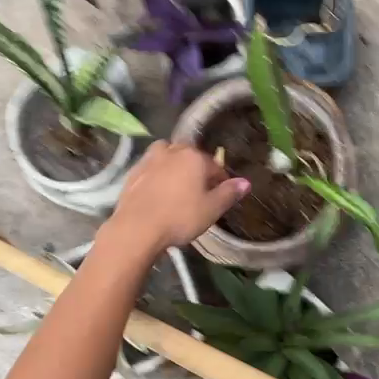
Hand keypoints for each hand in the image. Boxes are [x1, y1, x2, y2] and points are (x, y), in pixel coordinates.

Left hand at [104, 141, 248, 254]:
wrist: (137, 228)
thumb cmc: (180, 218)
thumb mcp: (211, 210)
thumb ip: (229, 193)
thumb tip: (245, 182)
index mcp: (194, 157)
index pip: (215, 166)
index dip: (220, 182)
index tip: (219, 197)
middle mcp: (172, 151)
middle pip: (190, 157)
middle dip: (197, 171)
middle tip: (198, 193)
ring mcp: (150, 159)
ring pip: (168, 157)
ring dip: (175, 167)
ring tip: (177, 188)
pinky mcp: (133, 171)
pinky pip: (152, 168)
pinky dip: (157, 175)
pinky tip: (158, 193)